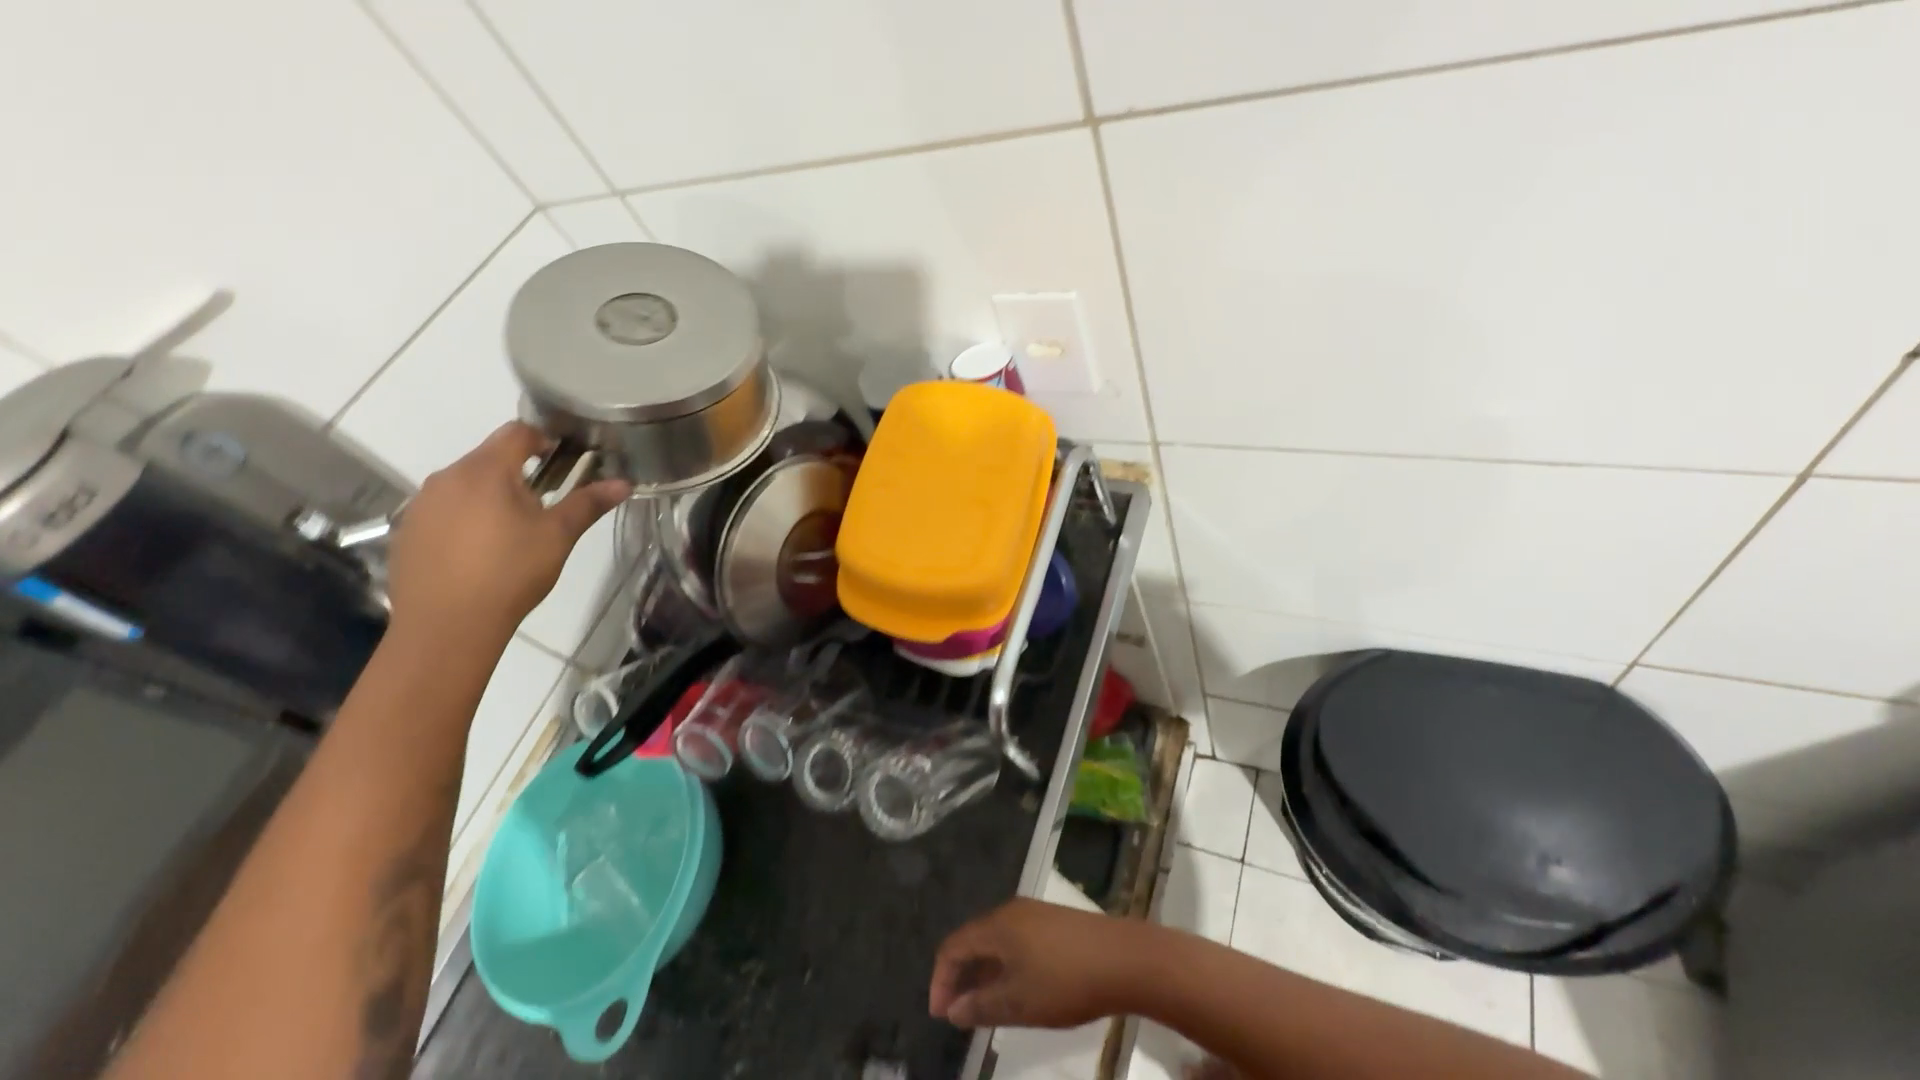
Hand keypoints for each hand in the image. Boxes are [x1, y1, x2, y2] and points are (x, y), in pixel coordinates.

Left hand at [386, 422, 629, 640]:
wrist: (447, 625)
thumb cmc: (510, 573)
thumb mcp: (557, 537)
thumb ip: (587, 504)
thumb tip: (624, 483)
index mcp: (486, 470)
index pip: (518, 432)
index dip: (544, 440)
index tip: (562, 465)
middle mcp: (447, 477)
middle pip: (489, 458)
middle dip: (517, 474)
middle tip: (540, 509)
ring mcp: (421, 504)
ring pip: (464, 486)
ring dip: (488, 498)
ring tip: (509, 536)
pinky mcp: (407, 531)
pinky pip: (442, 512)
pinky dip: (462, 521)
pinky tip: (476, 555)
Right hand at [929, 899, 1146, 1029]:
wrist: (1129, 959)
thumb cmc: (1067, 981)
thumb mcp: (1019, 1003)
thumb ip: (981, 1006)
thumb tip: (953, 1009)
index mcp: (997, 925)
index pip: (953, 947)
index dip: (941, 981)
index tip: (941, 1015)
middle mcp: (1013, 911)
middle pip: (974, 941)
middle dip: (962, 977)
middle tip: (961, 1014)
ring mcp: (1038, 914)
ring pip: (998, 942)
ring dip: (986, 974)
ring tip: (989, 1008)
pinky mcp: (1059, 923)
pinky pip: (1019, 942)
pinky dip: (1009, 966)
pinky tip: (1022, 990)